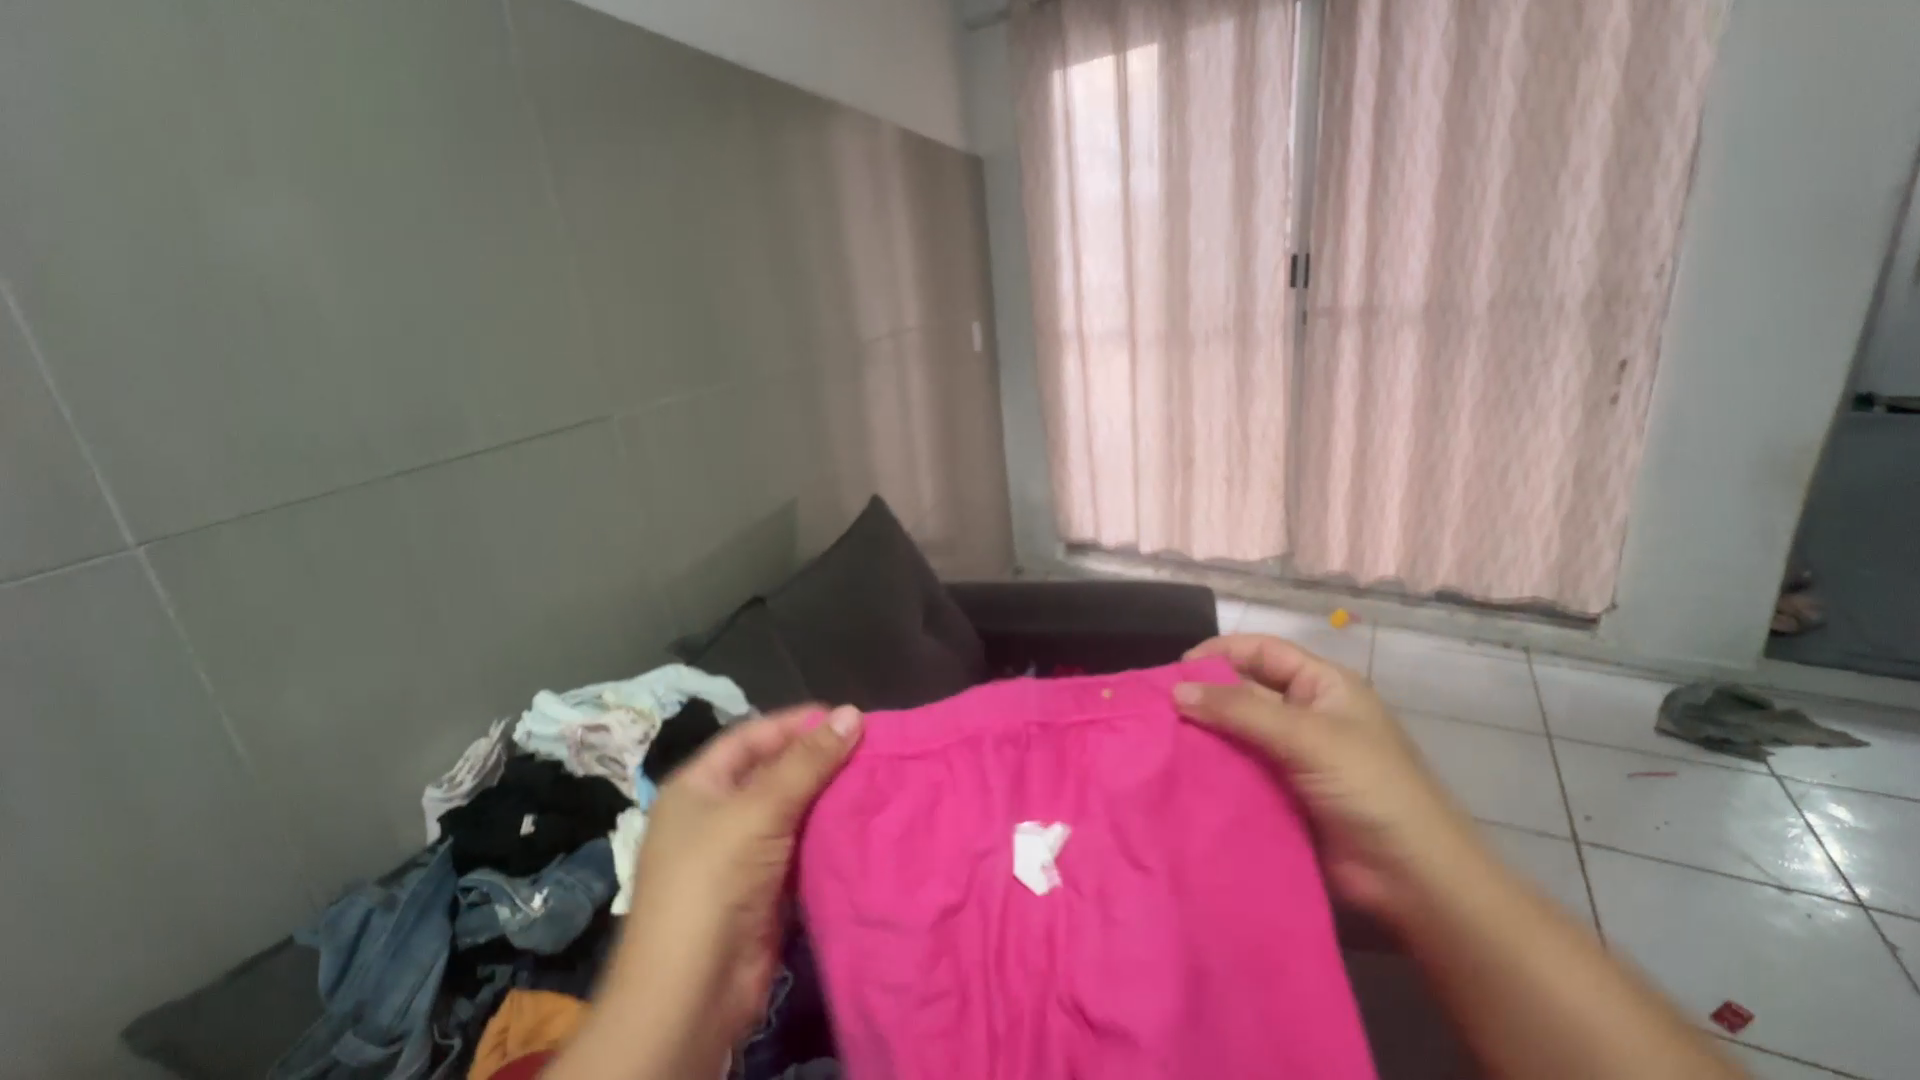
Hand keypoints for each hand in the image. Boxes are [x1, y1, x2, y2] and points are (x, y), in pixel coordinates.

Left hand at [559, 704, 861, 1079]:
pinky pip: (801, 850)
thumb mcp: (759, 809)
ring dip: (829, 799)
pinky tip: (864, 824)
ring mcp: (740, 855)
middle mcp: (716, 815)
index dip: (795, 724)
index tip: (847, 719)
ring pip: (792, 813)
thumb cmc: (714, 880)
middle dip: (819, 761)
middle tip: (874, 750)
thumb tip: (853, 713)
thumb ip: (807, 762)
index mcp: (698, 786)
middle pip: (773, 773)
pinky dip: (829, 837)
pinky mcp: (765, 890)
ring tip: (878, 781)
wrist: (694, 989)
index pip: (751, 737)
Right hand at [1173, 634, 1477, 920]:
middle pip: (1244, 693)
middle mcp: (1305, 717)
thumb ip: (1240, 711)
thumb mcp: (1308, 736)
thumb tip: (1175, 691)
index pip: (1263, 652)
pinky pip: (1238, 776)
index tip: (1173, 671)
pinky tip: (1177, 778)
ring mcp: (1292, 760)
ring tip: (1155, 744)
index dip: (1220, 653)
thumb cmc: (1369, 787)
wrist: (1410, 876)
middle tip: (1153, 711)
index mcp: (1323, 687)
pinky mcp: (1281, 799)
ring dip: (1202, 739)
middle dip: (1203, 698)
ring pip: (1236, 737)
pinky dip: (1211, 774)